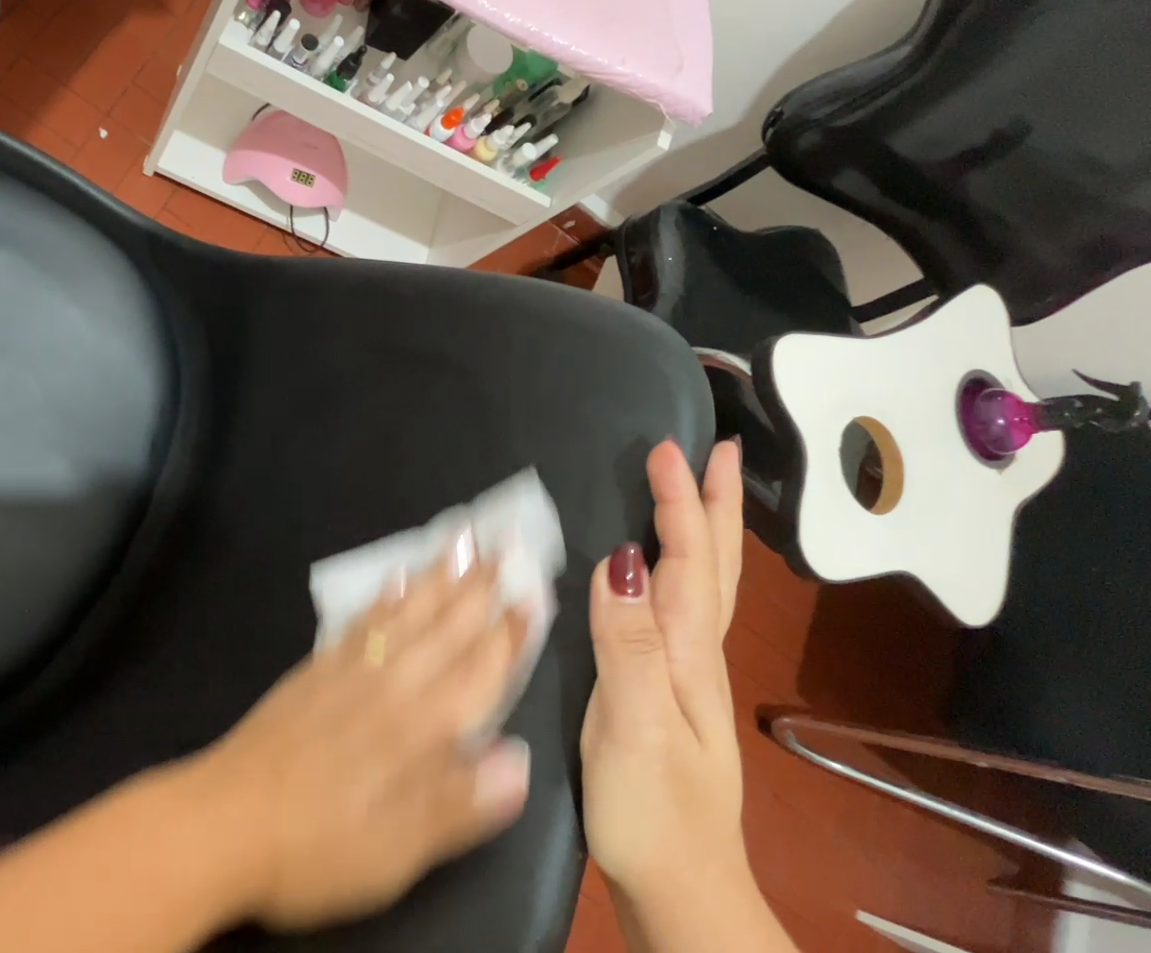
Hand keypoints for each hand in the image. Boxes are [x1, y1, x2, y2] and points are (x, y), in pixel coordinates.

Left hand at [183, 532, 533, 931]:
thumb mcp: (396, 851)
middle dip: (477, 585)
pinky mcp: (311, 674)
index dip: (507, 635)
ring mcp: (343, 674)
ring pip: (402, 615)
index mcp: (415, 730)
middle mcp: (385, 688)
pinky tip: (392, 583)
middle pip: (441, 628)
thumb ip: (458, 803)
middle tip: (504, 539)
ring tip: (457, 542)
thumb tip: (520, 761)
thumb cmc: (315, 848)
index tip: (533, 592)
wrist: (220, 822)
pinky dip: (382, 598)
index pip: (475, 673)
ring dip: (434, 578)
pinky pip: (358, 623)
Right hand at [581, 439, 750, 911]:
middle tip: (714, 450)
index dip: (679, 505)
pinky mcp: (666, 693)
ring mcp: (686, 677)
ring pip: (703, 587)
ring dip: (703, 532)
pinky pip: (679, 611)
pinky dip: (678, 572)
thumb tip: (620, 563)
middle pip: (715, 568)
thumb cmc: (652, 810)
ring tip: (695, 494)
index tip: (667, 448)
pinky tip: (657, 574)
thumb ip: (629, 645)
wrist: (678, 886)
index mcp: (687, 656)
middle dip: (713, 506)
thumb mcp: (635, 726)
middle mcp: (695, 657)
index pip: (689, 563)